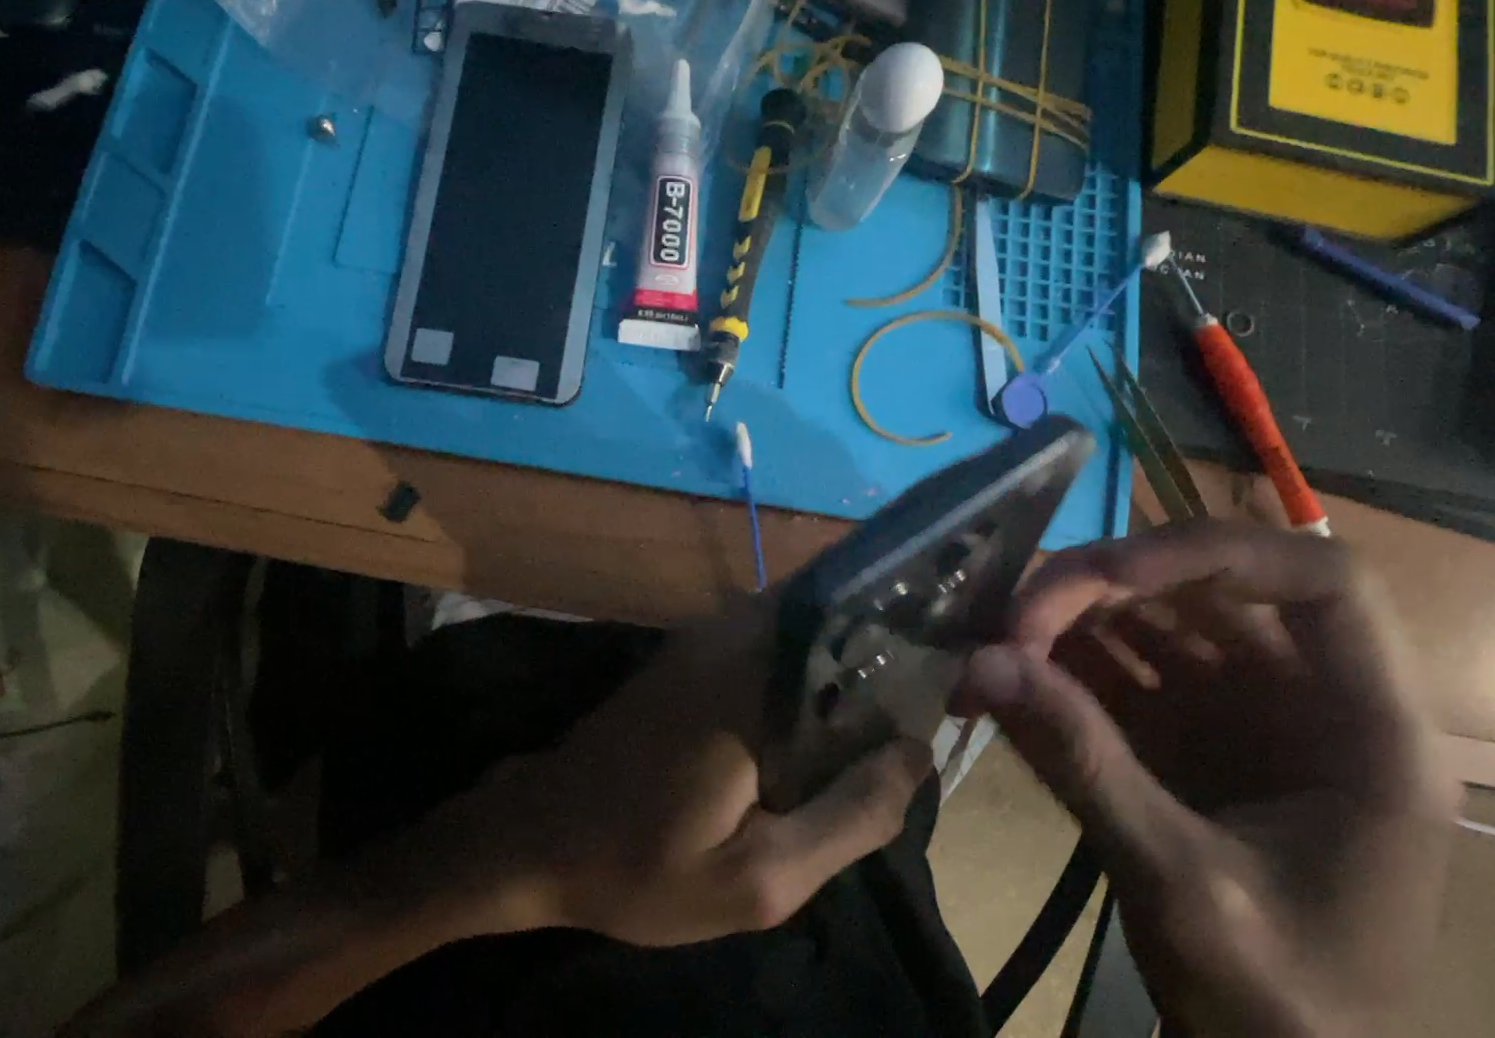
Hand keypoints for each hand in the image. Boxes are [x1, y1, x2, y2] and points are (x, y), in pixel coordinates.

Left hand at [433, 596, 932, 947]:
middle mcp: (728, 642)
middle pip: (830, 616)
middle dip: (885, 641)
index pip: (853, 620)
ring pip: (799, 630)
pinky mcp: (683, 664)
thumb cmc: (641, 865)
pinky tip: (827, 715)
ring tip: (896, 704)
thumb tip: (917, 755)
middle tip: (937, 689)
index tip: (959, 657)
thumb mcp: (756, 878)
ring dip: (846, 656)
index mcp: (753, 681)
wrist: (535, 840)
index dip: (912, 631)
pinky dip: (805, 669)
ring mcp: (699, 646)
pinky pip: (765, 647)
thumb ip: (848, 816)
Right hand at [952, 521, 1455, 1037]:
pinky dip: (1045, 668)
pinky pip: (1107, 671)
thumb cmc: (1273, 996)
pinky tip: (988, 683)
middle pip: (1200, 590)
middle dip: (1094, 590)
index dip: (1208, 553)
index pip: (1316, 583)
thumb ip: (1081, 764)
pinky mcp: (1173, 736)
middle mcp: (1297, 700)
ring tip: (979, 649)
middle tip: (1002, 624)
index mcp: (1361, 729)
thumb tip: (979, 664)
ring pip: (1142, 620)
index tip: (1101, 576)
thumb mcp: (1177, 882)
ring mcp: (1229, 714)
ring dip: (1056, 623)